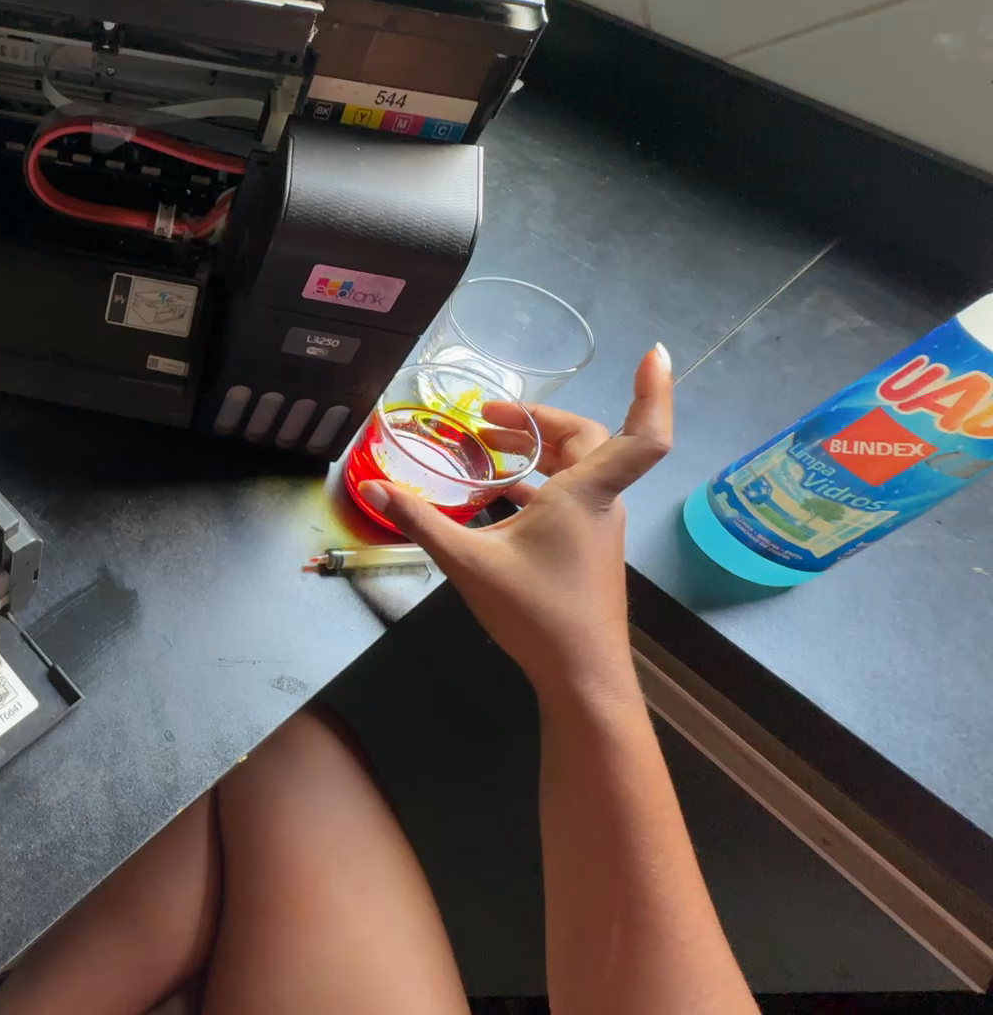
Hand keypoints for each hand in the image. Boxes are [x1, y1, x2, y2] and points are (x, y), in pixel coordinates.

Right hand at [355, 345, 673, 708]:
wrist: (580, 674)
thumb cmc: (533, 611)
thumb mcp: (464, 561)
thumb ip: (418, 519)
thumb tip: (369, 486)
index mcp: (584, 497)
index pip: (641, 435)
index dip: (653, 391)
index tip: (656, 352)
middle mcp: (600, 503)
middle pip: (589, 441)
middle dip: (540, 421)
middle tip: (487, 419)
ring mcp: (597, 527)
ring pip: (579, 469)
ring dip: (537, 451)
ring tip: (484, 449)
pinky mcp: (586, 546)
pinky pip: (569, 495)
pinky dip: (536, 481)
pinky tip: (497, 494)